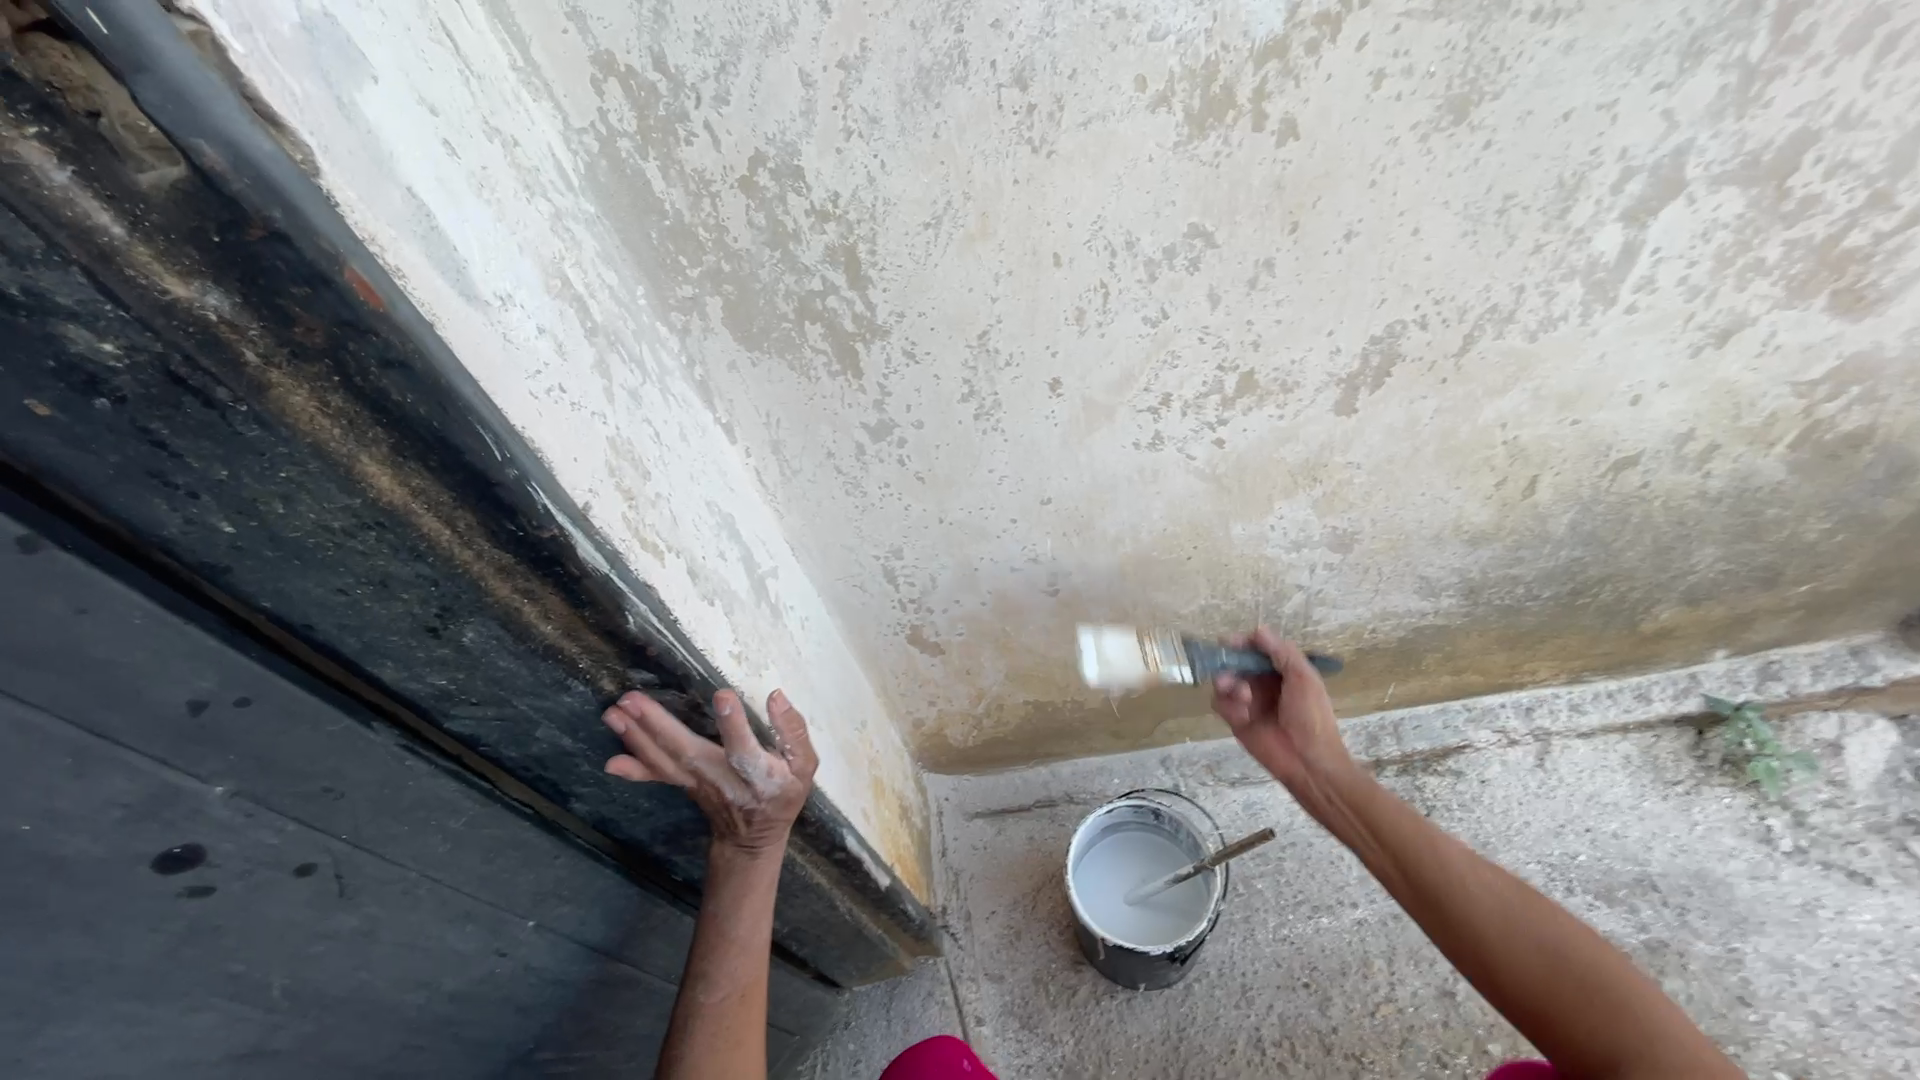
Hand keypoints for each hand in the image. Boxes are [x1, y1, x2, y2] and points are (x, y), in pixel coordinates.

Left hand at [601, 688, 817, 856]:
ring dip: (637, 738)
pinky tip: (612, 762)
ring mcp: (698, 784)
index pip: (745, 749)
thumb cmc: (783, 794)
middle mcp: (723, 779)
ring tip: (614, 713)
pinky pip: (658, 776)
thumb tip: (776, 696)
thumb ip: (794, 733)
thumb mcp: (805, 767)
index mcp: (758, 774)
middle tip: (632, 701)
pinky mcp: (684, 784)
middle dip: (659, 727)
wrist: (754, 837)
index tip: (722, 696)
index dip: (734, 725)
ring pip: (666, 761)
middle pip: (689, 752)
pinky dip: (635, 770)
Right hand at [1211, 627, 1355, 796]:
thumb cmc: (1312, 717)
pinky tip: (1242, 715)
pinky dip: (1227, 705)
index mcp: (1281, 670)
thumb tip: (1257, 630)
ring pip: (1224, 681)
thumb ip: (1282, 652)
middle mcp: (1262, 682)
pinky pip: (1220, 703)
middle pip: (1235, 662)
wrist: (1308, 761)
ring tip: (1242, 696)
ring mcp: (1247, 701)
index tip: (1230, 642)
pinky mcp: (1235, 720)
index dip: (1243, 642)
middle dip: (1229, 664)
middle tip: (1229, 672)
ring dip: (1228, 684)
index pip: (1257, 648)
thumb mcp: (1304, 679)